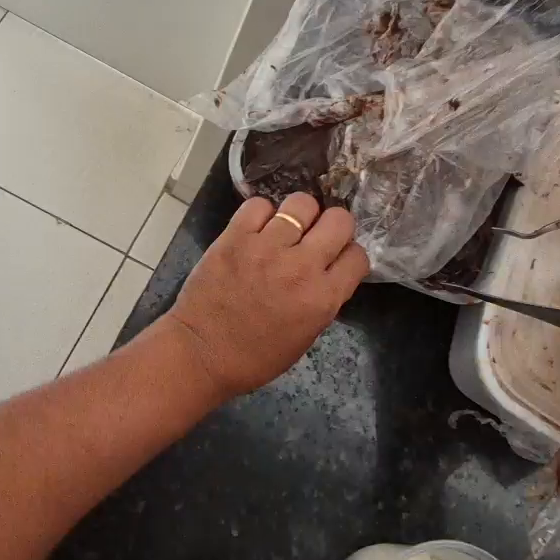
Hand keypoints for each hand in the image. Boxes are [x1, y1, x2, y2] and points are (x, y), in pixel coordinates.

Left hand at [165, 192, 370, 397]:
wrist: (202, 353)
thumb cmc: (256, 355)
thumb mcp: (306, 334)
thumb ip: (324, 298)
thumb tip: (329, 270)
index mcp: (322, 298)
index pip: (358, 256)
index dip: (349, 255)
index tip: (336, 259)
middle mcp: (301, 266)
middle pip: (339, 220)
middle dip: (333, 226)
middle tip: (316, 236)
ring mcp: (267, 247)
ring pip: (301, 204)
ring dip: (298, 216)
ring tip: (285, 229)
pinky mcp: (236, 236)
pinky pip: (259, 205)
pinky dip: (261, 214)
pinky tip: (257, 230)